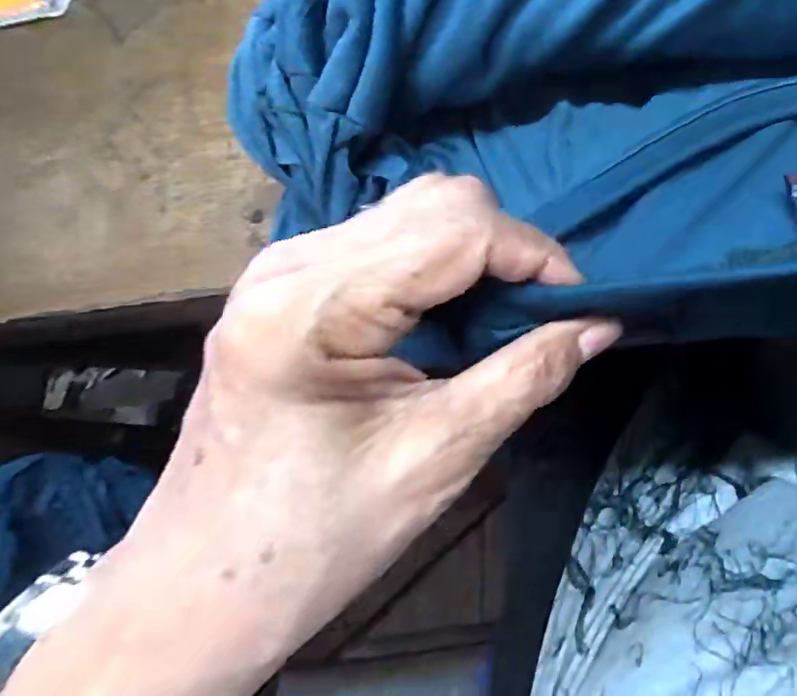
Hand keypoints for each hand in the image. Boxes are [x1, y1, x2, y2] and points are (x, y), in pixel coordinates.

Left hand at [5, 175, 619, 695]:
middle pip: (442, 200)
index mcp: (312, 307)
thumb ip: (530, 375)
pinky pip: (400, 231)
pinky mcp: (297, 279)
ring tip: (510, 306)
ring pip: (424, 205)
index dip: (536, 255)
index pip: (459, 229)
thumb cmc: (313, 538)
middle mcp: (294, 263)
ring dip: (485, 246)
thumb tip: (603, 324)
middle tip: (545, 308)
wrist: (193, 596)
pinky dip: (453, 256)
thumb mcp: (440, 457)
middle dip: (513, 246)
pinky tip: (463, 306)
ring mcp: (289, 265)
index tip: (580, 304)